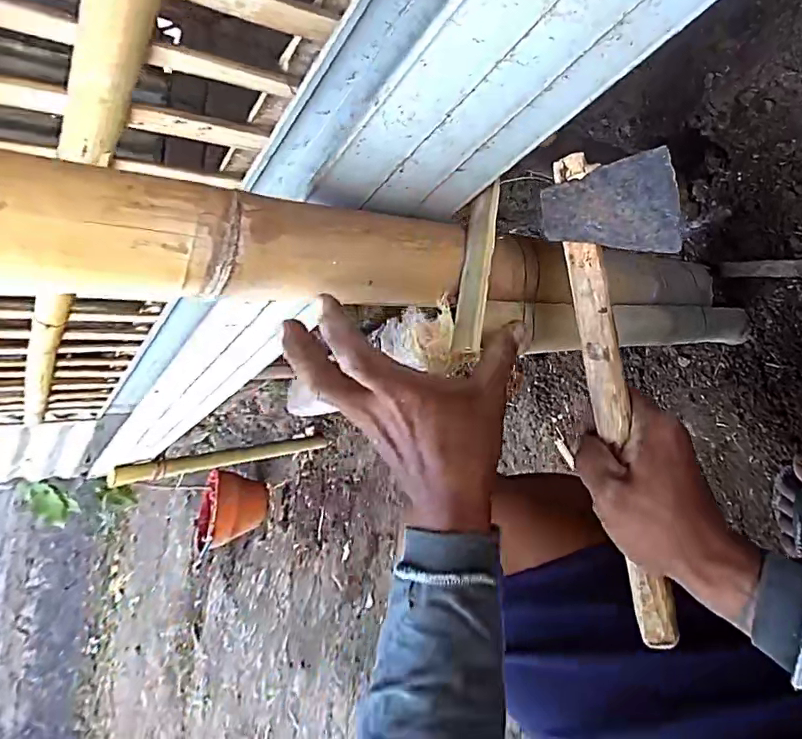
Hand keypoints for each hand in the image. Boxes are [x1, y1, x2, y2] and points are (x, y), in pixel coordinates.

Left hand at [282, 295, 522, 533]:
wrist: (450, 500)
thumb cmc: (467, 448)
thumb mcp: (488, 396)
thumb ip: (499, 356)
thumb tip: (516, 326)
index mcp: (397, 391)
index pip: (354, 354)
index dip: (335, 327)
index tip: (324, 301)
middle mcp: (373, 406)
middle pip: (321, 378)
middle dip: (298, 351)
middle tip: (285, 325)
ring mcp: (368, 423)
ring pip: (325, 393)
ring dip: (308, 367)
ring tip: (299, 346)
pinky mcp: (373, 434)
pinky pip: (342, 404)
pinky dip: (330, 384)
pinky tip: (338, 378)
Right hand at [575, 390, 761, 629]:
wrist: (704, 559)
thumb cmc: (662, 530)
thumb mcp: (608, 494)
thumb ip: (588, 457)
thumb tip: (582, 439)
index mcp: (655, 425)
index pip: (616, 393)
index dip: (594, 414)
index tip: (588, 437)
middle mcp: (669, 428)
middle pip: (621, 419)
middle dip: (605, 446)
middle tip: (604, 476)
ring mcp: (675, 446)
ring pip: (629, 441)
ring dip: (617, 465)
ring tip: (621, 494)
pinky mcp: (677, 465)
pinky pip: (643, 458)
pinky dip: (632, 476)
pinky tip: (633, 503)